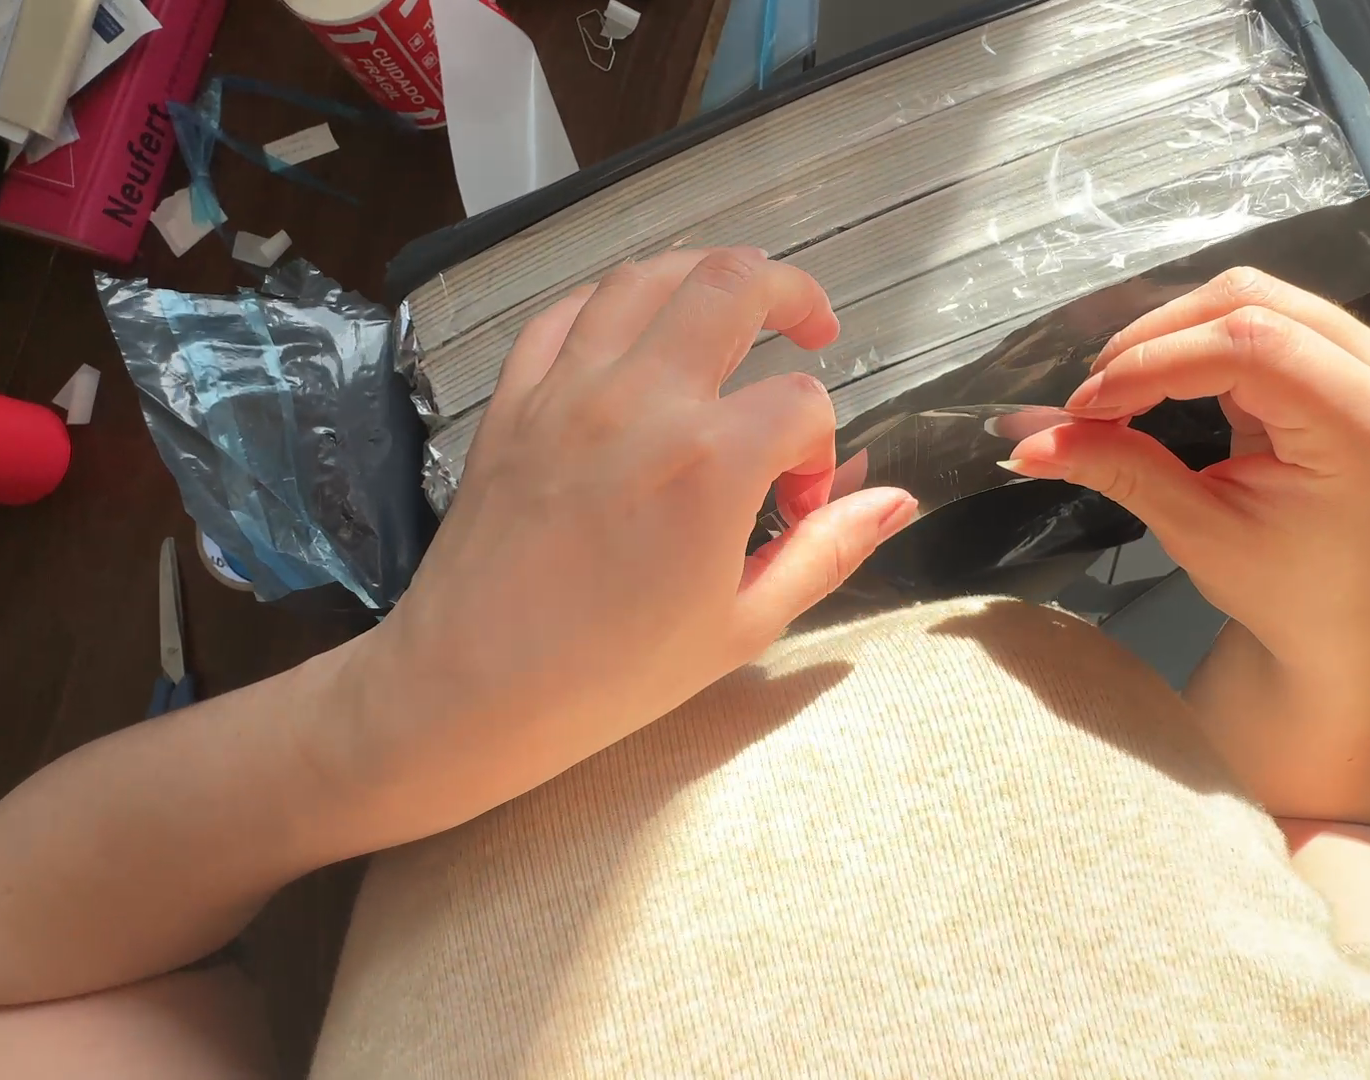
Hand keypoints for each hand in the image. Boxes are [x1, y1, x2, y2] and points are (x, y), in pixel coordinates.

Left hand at [345, 249, 918, 831]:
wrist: (472, 689)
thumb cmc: (617, 672)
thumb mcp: (744, 625)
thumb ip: (827, 551)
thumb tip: (897, 500)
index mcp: (712, 462)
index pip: (802, 405)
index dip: (820, 451)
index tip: (798, 504)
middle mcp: (644, 400)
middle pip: (734, 284)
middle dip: (792, 292)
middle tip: (812, 325)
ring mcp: (570, 388)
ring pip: (647, 277)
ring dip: (707, 274)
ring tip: (733, 305)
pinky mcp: (515, 397)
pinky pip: (567, 312)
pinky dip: (614, 303)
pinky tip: (636, 330)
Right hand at [1004, 269, 1369, 822]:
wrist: (1345, 625)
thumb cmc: (1282, 594)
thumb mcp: (1195, 532)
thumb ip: (1119, 472)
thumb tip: (1027, 445)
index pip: (1250, 348)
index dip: (1151, 365)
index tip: (1083, 409)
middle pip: (1252, 304)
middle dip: (1152, 341)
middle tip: (1093, 399)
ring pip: (1256, 300)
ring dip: (1170, 336)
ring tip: (1118, 391)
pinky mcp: (1359, 363)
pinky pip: (1267, 320)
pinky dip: (1196, 342)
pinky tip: (1159, 381)